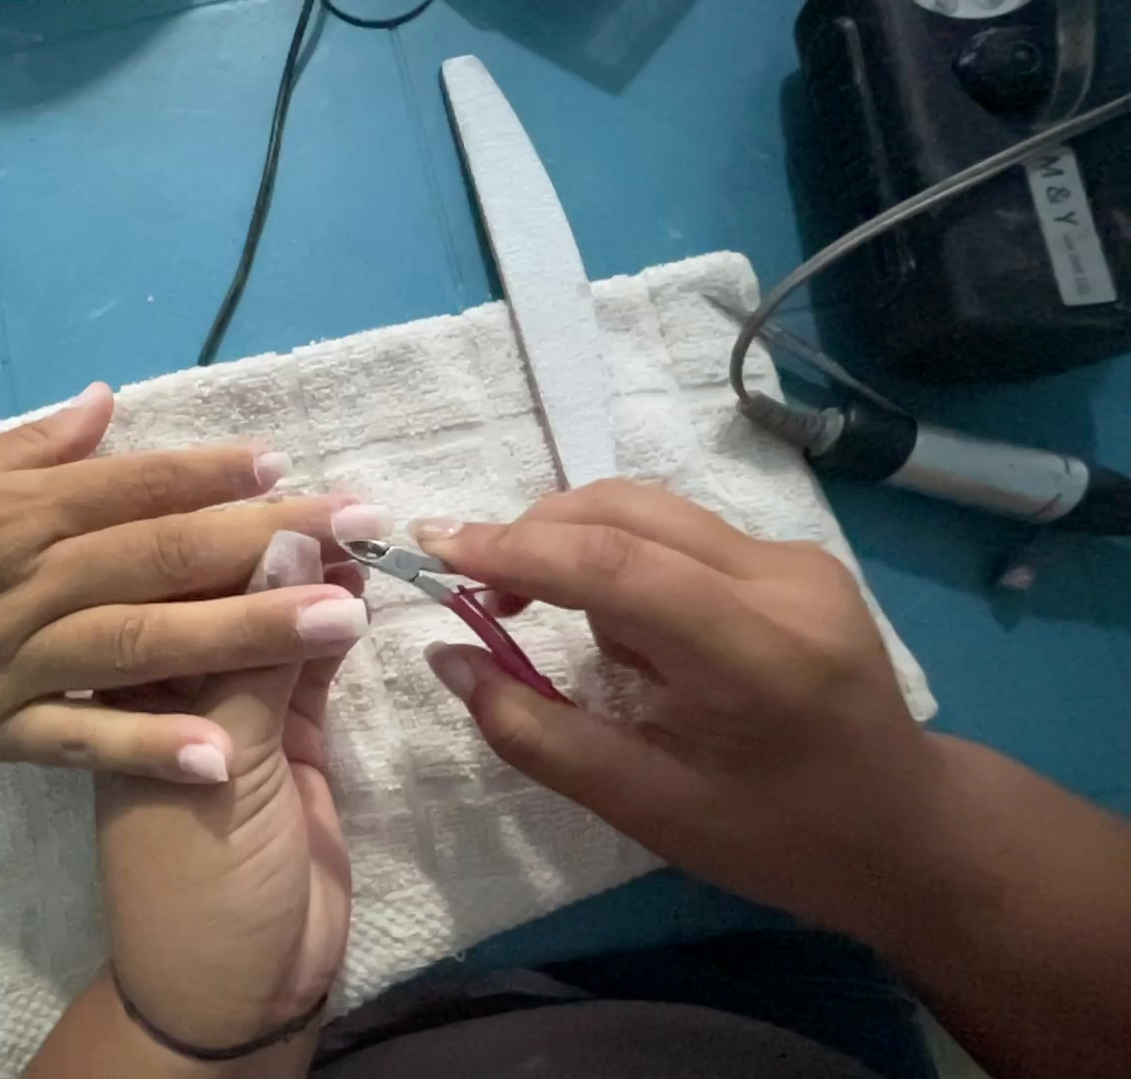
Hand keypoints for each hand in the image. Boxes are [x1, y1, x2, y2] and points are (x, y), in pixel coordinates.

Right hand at [0, 384, 369, 781]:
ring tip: (334, 624)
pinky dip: (145, 746)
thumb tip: (107, 401)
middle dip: (264, 539)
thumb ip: (25, 444)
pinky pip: (78, 740)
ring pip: (142, 640)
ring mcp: (11, 663)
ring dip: (243, 632)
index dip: (212, 472)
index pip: (131, 486)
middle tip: (357, 532)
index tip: (286, 464)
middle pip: (160, 555)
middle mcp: (21, 580)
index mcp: (7, 511)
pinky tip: (221, 753)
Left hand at [96, 532, 353, 1050]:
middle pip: (222, 594)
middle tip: (336, 498)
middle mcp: (169, 680)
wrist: (240, 985)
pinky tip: (358, 588)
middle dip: (275, 545)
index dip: (214, 530)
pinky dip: (334, 628)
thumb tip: (282, 548)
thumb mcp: (220, 765)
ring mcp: (230, 704)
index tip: (265, 477)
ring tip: (357, 528)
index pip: (164, 584)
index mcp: (123, 681)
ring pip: (268, 621)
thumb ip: (251, 658)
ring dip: (311, 579)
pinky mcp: (281, 733)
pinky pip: (307, 664)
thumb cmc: (196, 876)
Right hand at [415, 479, 935, 929]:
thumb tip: (446, 656)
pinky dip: (598, 552)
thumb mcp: (636, 804)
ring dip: (558, 540)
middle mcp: (782, 580)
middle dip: (525, 538)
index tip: (430, 547)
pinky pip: (659, 527)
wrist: (909, 830)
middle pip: (620, 514)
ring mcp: (789, 558)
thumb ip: (528, 729)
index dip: (513, 549)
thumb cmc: (771, 834)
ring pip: (635, 507)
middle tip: (469, 588)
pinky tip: (600, 615)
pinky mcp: (780, 555)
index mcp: (759, 654)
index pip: (616, 569)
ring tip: (521, 601)